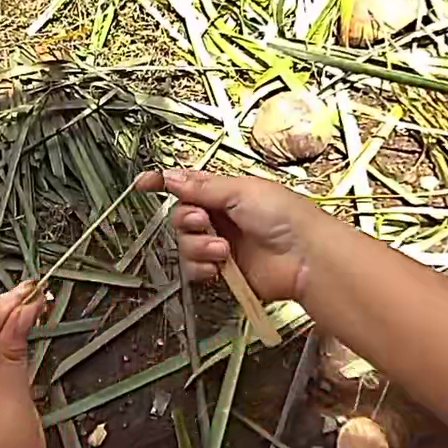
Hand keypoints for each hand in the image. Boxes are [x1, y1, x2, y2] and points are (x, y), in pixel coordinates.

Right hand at [136, 169, 323, 302]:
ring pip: (185, 244)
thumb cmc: (283, 216)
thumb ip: (203, 187)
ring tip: (222, 249)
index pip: (186, 185)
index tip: (143, 184)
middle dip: (186, 220)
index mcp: (224, 193)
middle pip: (180, 217)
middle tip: (203, 221)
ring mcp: (220, 245)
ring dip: (198, 246)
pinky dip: (202, 267)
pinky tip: (218, 266)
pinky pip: (194, 269)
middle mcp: (219, 218)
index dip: (163, 183)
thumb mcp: (241, 191)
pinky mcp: (223, 271)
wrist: (304, 257)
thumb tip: (171, 176)